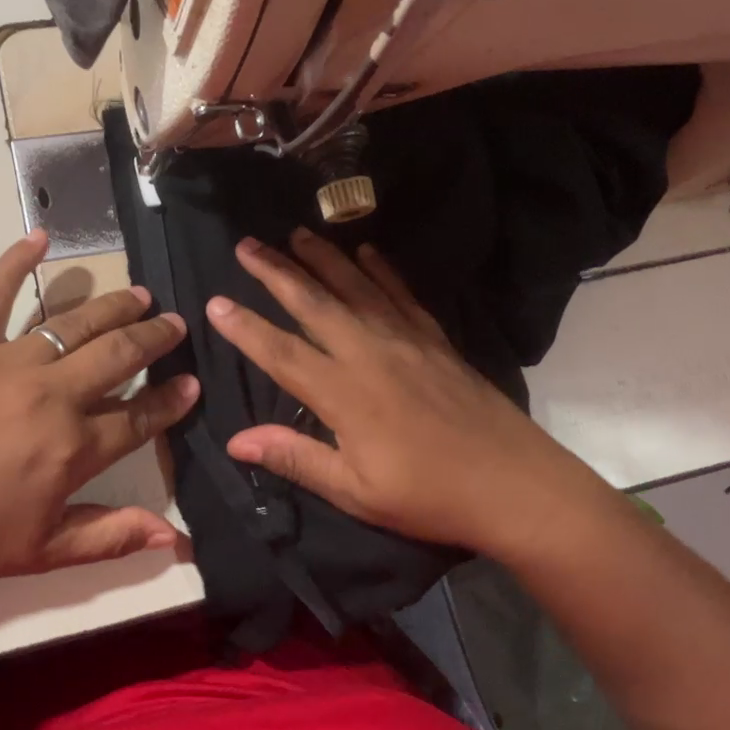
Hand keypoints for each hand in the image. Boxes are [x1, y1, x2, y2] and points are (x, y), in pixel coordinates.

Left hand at [0, 231, 198, 585]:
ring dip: (113, 305)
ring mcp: (7, 362)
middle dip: (154, 337)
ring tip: (140, 295)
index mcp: (73, 446)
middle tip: (176, 325)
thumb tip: (176, 539)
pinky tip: (39, 236)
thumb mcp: (45, 552)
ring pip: (73, 320)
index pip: (140, 416)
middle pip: (117, 354)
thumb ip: (112, 537)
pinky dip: (14, 263)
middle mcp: (51, 393)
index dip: (171, 400)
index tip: (193, 383)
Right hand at [206, 228, 608, 557]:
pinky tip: (367, 251)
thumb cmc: (428, 496)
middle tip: (246, 244)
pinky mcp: (436, 340)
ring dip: (323, 258)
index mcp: (342, 393)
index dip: (245, 327)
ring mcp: (406, 340)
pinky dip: (382, 269)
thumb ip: (295, 458)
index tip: (215, 302)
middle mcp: (369, 352)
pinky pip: (402, 294)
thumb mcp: (355, 491)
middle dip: (275, 271)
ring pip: (356, 287)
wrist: (515, 485)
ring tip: (296, 233)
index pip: (280, 351)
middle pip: (313, 303)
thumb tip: (236, 440)